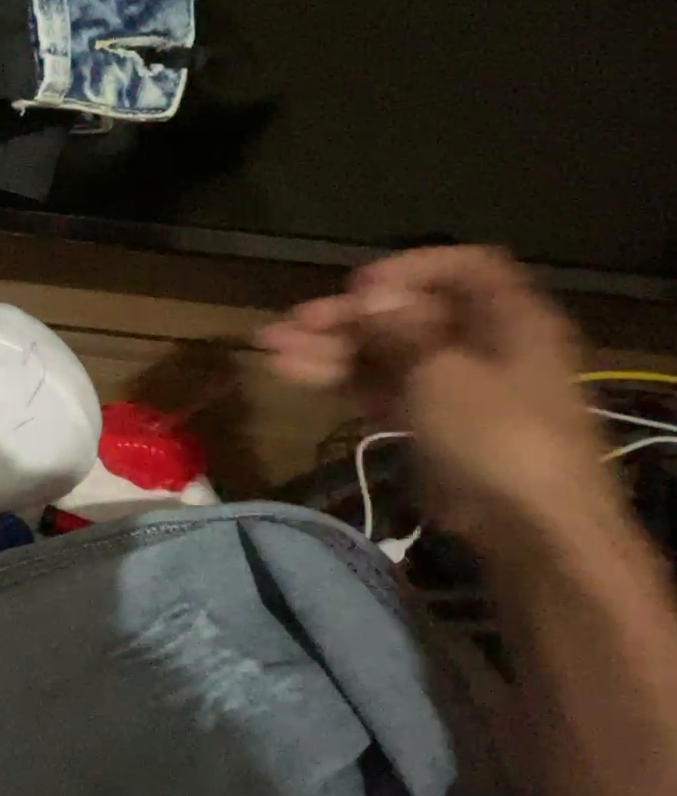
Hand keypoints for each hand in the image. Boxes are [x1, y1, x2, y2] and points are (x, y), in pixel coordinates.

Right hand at [258, 246, 613, 544]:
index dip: (409, 270)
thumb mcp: (445, 374)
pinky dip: (332, 375)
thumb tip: (367, 294)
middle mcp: (477, 344)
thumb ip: (400, 330)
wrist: (526, 525)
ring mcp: (446, 382)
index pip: (464, 270)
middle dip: (345, 315)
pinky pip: (371, 383)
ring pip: (378, 349)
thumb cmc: (498, 437)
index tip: (357, 287)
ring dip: (324, 345)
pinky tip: (288, 370)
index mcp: (507, 322)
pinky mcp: (420, 416)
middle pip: (405, 312)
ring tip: (269, 346)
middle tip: (292, 322)